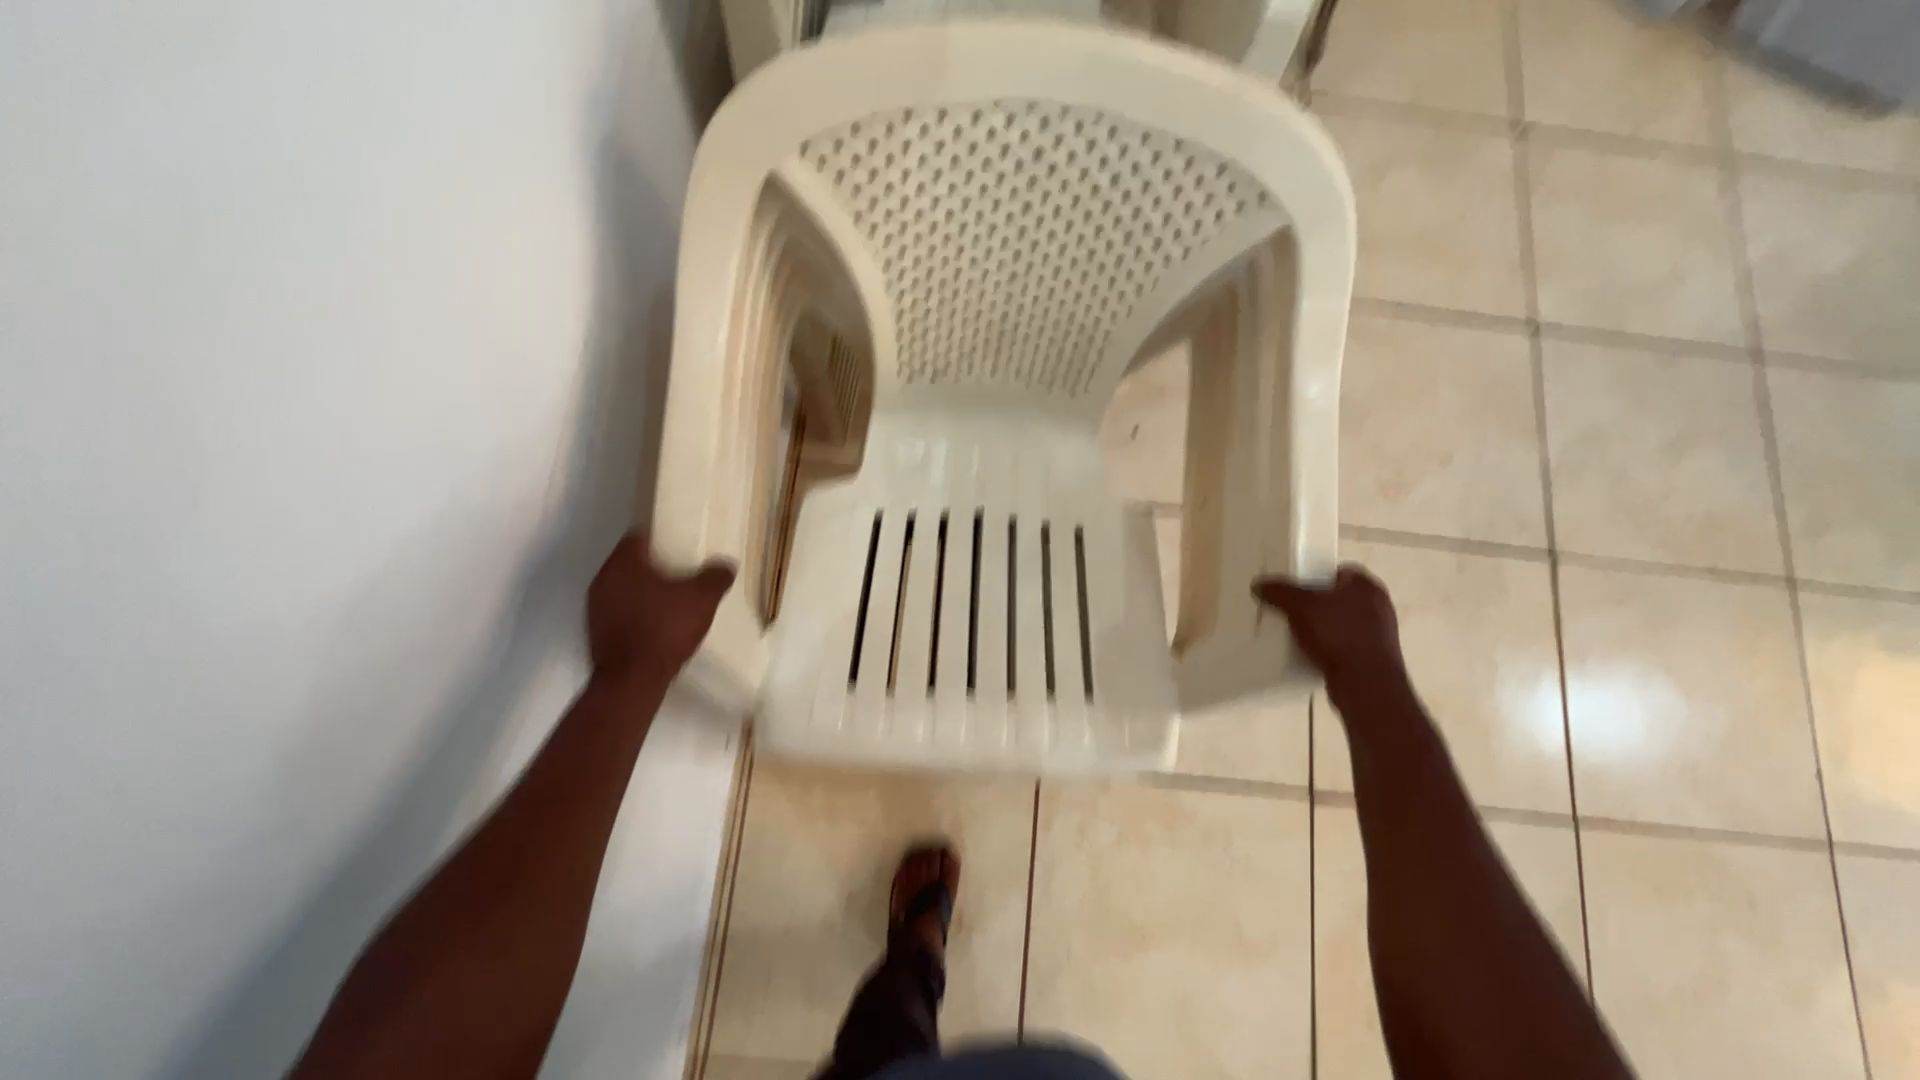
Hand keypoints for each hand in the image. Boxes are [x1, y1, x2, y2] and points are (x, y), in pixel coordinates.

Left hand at [587, 532, 736, 683]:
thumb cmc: (665, 629)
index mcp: (624, 562)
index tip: (681, 546)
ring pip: (624, 587)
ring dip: (645, 591)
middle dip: (656, 565)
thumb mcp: (703, 599)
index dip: (662, 537)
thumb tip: (725, 565)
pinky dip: (637, 612)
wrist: (632, 681)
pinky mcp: (596, 632)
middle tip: (683, 572)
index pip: (640, 536)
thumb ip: (715, 577)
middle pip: (631, 562)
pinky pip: (620, 611)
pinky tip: (658, 625)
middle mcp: (603, 578)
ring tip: (673, 601)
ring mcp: (595, 607)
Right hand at [1252, 565, 1404, 691]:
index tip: (1294, 590)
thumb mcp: (1300, 607)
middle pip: (1339, 597)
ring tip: (1298, 635)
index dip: (1314, 577)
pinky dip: (1331, 648)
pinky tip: (1313, 656)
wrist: (1365, 683)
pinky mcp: (1377, 657)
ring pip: (1343, 622)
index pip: (1337, 571)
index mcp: (1365, 584)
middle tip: (1291, 612)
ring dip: (1323, 628)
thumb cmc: (1337, 635)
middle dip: (1316, 604)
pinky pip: (1347, 645)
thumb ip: (1279, 592)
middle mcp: (1379, 604)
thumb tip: (1259, 584)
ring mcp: (1381, 632)